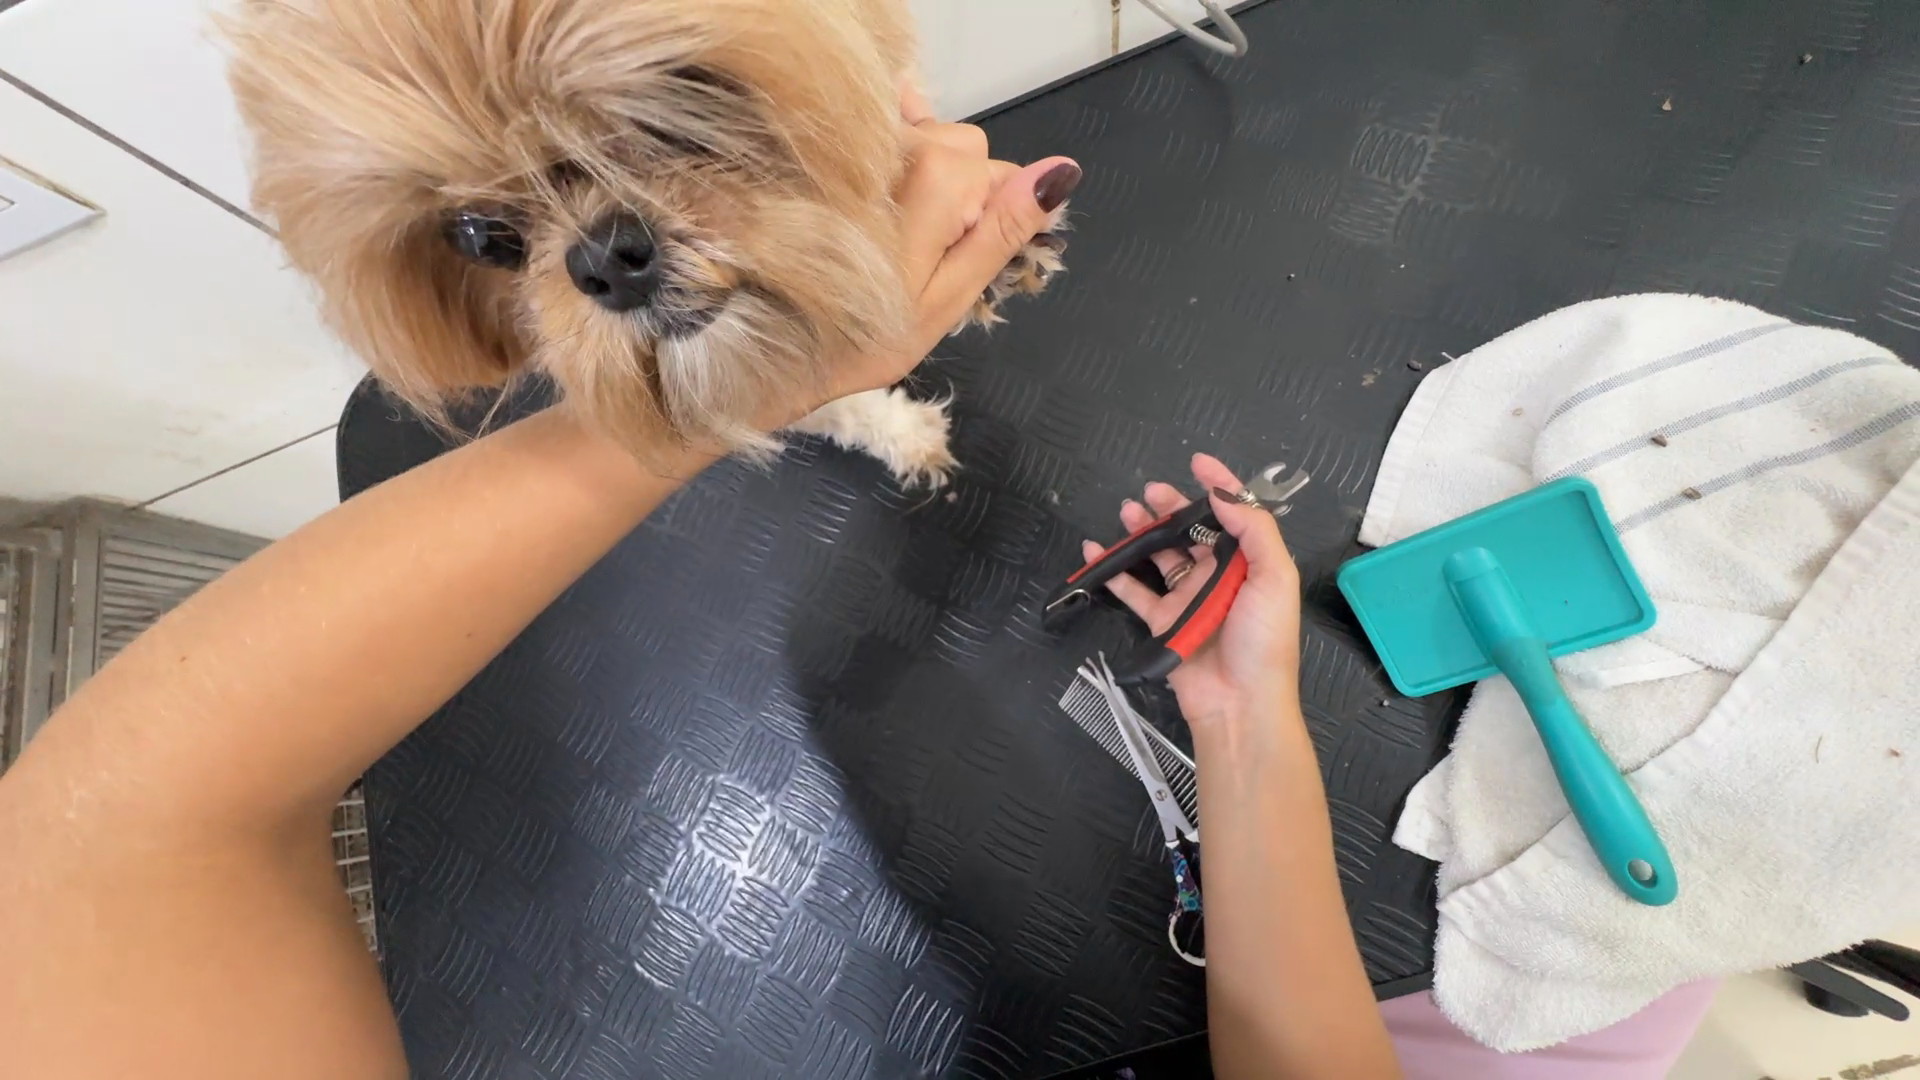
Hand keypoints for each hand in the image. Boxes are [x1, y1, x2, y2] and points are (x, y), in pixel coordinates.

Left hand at [798, 86, 1080, 414]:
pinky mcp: (844, 153)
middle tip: (928, 260)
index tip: (958, 266)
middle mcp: (906, 143)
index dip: (994, 224)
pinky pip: (897, 125)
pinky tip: (889, 194)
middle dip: (965, 200)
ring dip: (933, 186)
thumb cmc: (872, 335)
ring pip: (937, 142)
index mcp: (939, 179)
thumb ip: (1003, 230)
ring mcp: (871, 144)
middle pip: (970, 154)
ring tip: (899, 243)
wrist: (790, 342)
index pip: (1003, 178)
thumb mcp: (950, 295)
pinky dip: (906, 151)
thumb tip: (1061, 173)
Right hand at [1081, 453, 1303, 729]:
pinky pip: (1133, 590)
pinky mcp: (1162, 620)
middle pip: (1191, 532)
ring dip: (1142, 532)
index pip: (1233, 515)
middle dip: (1171, 507)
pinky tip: (1096, 550)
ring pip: (1160, 556)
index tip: (1196, 462)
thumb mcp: (1275, 578)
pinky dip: (1114, 571)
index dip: (1218, 485)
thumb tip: (1222, 492)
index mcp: (1249, 564)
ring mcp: (1187, 597)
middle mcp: (1218, 576)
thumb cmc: (1263, 638)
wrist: (1239, 702)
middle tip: (1148, 491)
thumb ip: (1253, 530)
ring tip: (1125, 512)